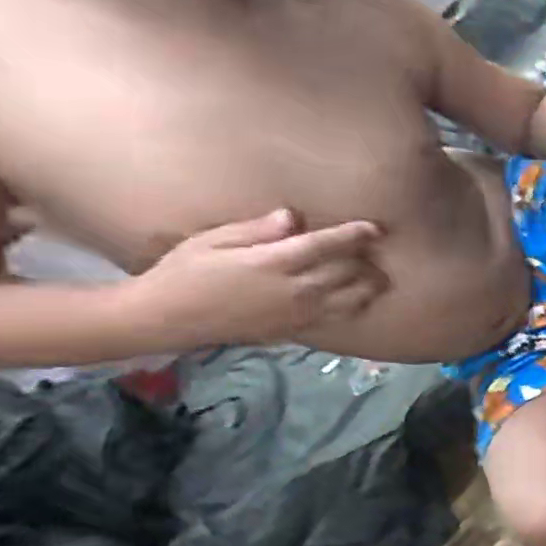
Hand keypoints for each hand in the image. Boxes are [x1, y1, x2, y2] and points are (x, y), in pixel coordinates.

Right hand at [128, 209, 385, 346]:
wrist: (171, 319)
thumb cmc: (186, 272)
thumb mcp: (211, 241)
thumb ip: (256, 229)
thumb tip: (292, 216)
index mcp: (272, 264)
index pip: (325, 246)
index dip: (354, 235)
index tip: (375, 228)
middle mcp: (296, 290)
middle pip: (349, 272)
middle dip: (366, 258)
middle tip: (372, 248)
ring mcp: (303, 313)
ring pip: (356, 298)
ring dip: (371, 284)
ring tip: (374, 271)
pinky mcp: (303, 329)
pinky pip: (344, 316)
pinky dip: (360, 303)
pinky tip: (360, 293)